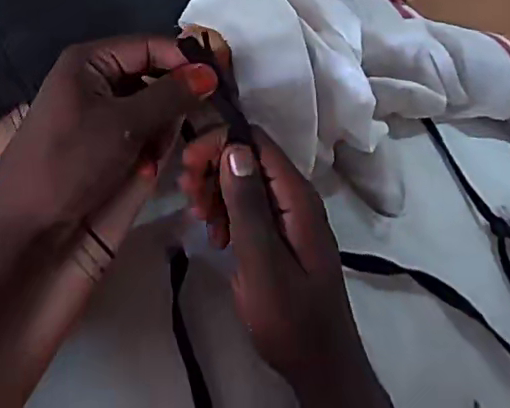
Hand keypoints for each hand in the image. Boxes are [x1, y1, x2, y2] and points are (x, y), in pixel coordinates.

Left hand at [0, 35, 216, 236]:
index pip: (150, 45)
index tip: (221, 79)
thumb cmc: (69, 161)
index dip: (184, 59)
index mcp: (91, 60)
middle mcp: (97, 79)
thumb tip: (210, 72)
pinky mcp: (105, 145)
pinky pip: (142, 133)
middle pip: (153, 74)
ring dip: (165, 126)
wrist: (22, 228)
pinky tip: (149, 167)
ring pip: (152, 107)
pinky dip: (152, 145)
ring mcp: (101, 113)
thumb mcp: (123, 124)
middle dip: (178, 96)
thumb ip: (170, 95)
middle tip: (209, 115)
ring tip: (160, 151)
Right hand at [180, 130, 389, 405]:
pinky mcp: (280, 233)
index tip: (189, 166)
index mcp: (297, 195)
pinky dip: (226, 212)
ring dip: (216, 191)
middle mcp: (295, 196)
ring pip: (245, 180)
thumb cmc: (291, 318)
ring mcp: (289, 215)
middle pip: (248, 157)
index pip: (256, 141)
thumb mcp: (263, 263)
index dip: (220, 144)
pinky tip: (216, 236)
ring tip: (199, 218)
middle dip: (213, 167)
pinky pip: (249, 205)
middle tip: (188, 195)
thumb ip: (248, 205)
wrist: (321, 367)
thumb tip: (234, 148)